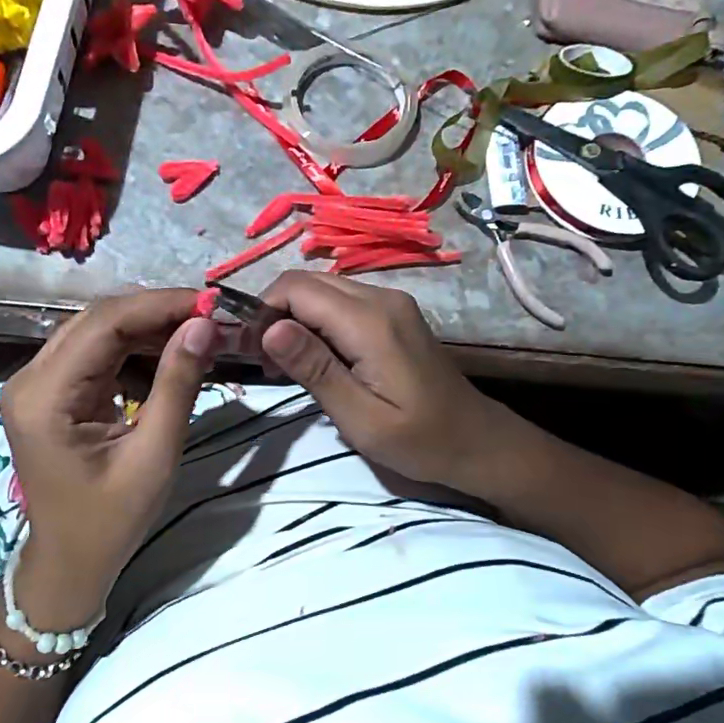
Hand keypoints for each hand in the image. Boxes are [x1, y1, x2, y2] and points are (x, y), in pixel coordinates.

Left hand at [0, 290, 215, 626]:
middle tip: (212, 316)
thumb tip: (206, 325)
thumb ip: (177, 384)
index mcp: (44, 396)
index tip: (212, 303)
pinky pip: (98, 353)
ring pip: (99, 331)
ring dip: (150, 327)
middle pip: (98, 320)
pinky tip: (172, 350)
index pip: (104, 325)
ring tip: (200, 331)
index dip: (160, 305)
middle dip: (158, 312)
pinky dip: (137, 347)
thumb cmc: (111, 520)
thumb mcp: (155, 455)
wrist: (71, 562)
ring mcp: (38, 384)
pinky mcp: (53, 392)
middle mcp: (31, 379)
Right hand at [258, 272, 528, 493]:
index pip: (297, 288)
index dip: (263, 312)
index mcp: (370, 321)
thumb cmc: (418, 439)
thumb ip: (314, 368)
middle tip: (259, 360)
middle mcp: (381, 297)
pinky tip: (315, 357)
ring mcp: (391, 303)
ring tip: (283, 364)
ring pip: (324, 290)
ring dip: (295, 317)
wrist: (476, 440)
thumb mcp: (360, 416)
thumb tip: (268, 329)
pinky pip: (344, 303)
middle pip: (309, 282)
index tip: (247, 351)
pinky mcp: (395, 314)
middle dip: (275, 313)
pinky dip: (318, 321)